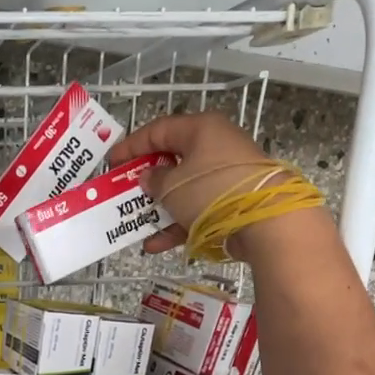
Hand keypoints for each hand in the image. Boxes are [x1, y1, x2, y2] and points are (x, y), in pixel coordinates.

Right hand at [109, 113, 283, 259]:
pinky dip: (175, 226)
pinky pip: (194, 211)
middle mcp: (214, 147)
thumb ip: (154, 180)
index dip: (131, 146)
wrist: (262, 219)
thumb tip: (149, 177)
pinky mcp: (229, 202)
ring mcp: (223, 176)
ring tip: (136, 223)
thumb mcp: (173, 185)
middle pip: (171, 160)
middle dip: (146, 179)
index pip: (159, 130)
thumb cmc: (211, 190)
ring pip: (182, 189)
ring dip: (158, 208)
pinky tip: (154, 244)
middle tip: (124, 193)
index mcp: (201, 129)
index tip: (112, 162)